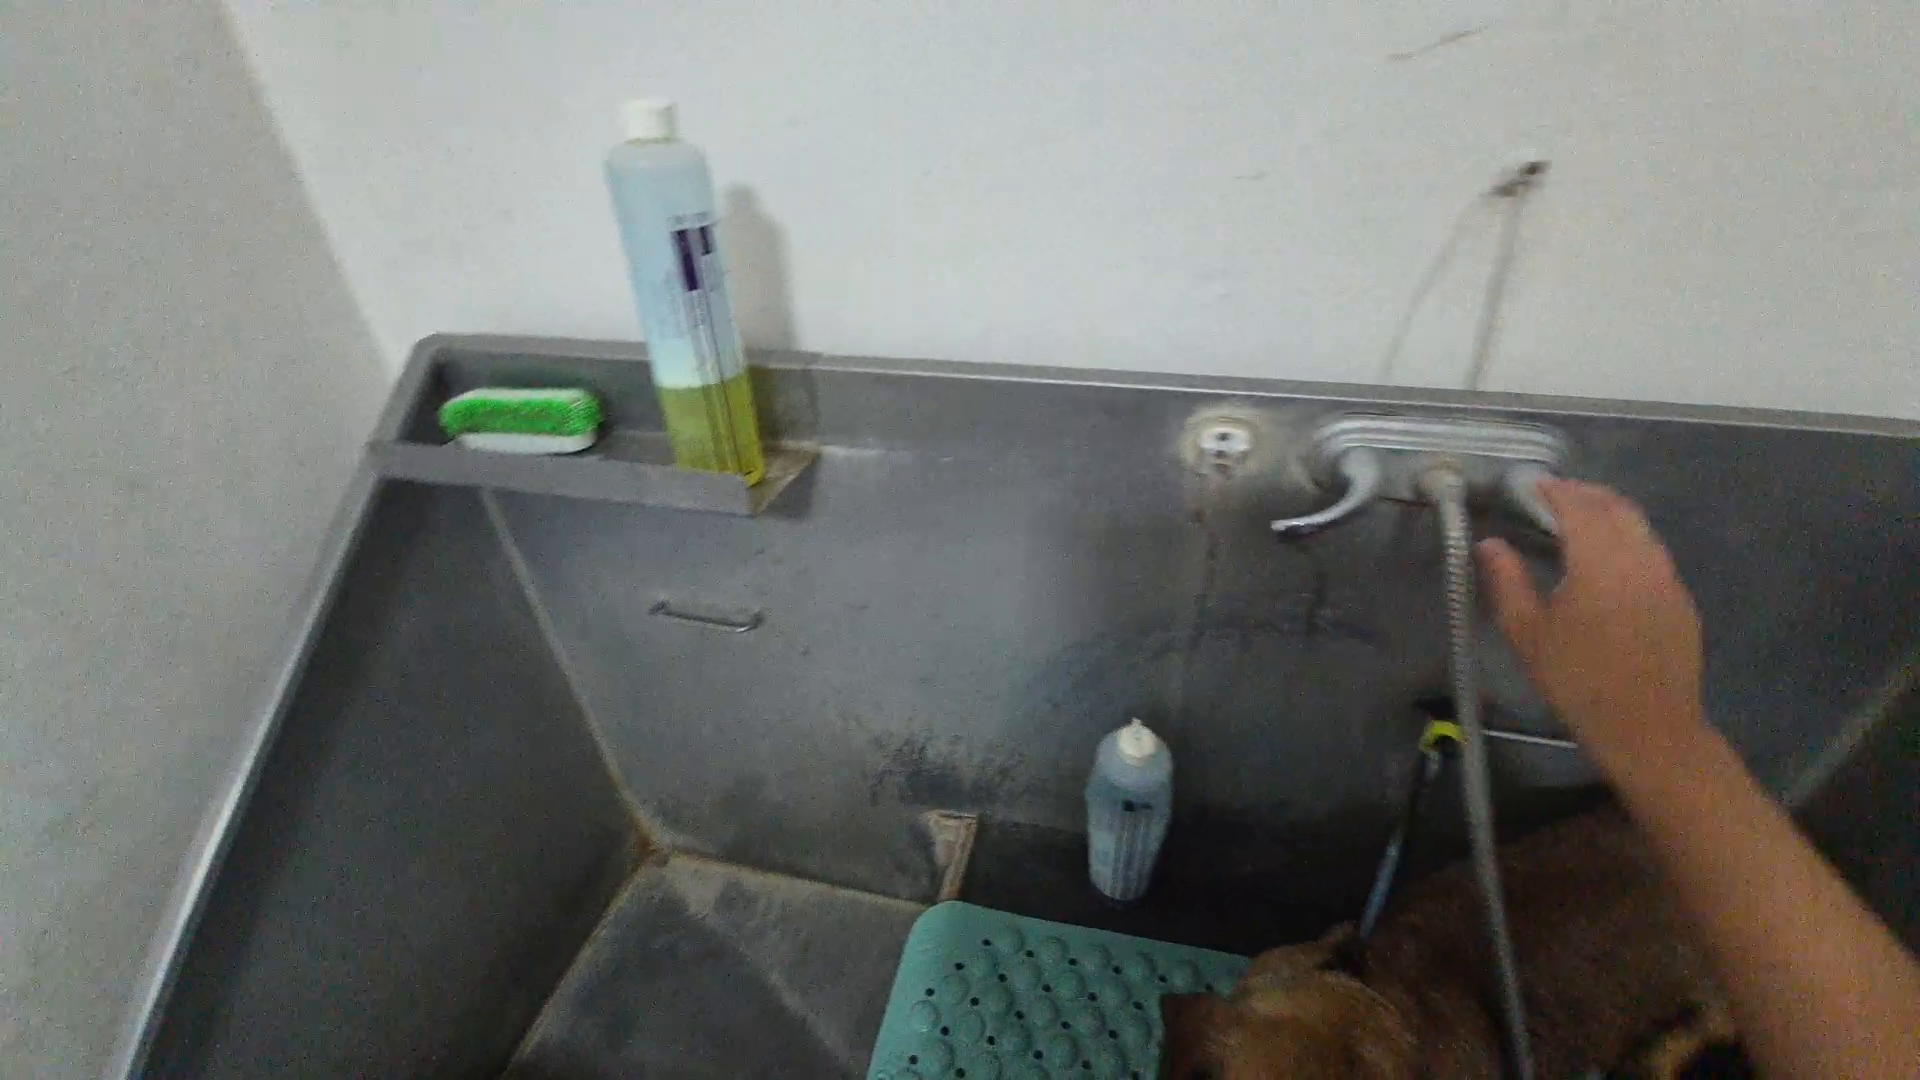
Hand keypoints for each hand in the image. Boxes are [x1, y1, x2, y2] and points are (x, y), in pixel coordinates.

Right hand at [1477, 480, 1706, 773]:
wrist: (1645, 724)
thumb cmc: (1574, 677)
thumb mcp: (1525, 630)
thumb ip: (1507, 580)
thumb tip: (1490, 544)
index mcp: (1600, 566)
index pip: (1581, 510)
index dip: (1556, 492)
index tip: (1532, 484)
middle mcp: (1641, 562)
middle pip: (1619, 510)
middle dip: (1586, 494)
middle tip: (1553, 492)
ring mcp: (1667, 580)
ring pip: (1641, 528)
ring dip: (1609, 512)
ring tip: (1578, 514)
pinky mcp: (1678, 599)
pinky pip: (1652, 551)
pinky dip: (1626, 536)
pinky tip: (1604, 553)